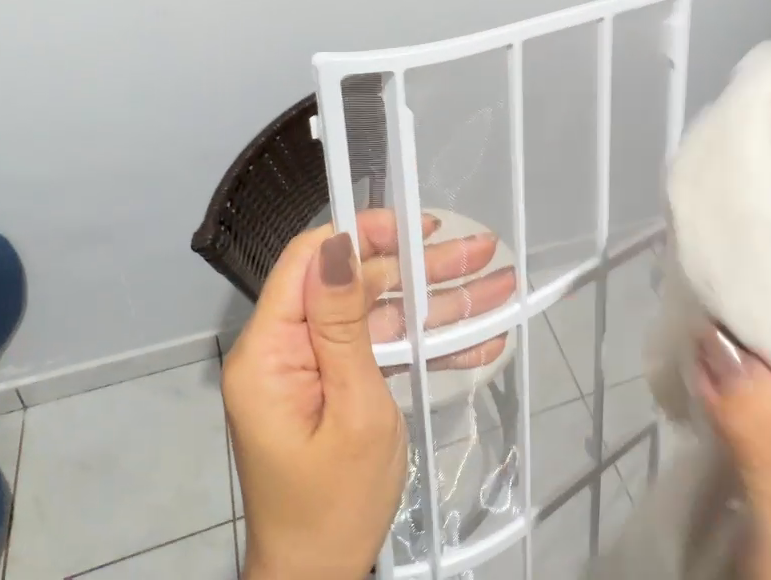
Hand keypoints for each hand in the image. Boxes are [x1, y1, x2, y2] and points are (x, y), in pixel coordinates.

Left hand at [222, 212, 519, 579]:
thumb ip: (345, 325)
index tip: (415, 227)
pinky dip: (427, 347)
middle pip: (354, 284)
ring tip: (499, 284)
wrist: (321, 577)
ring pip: (378, 315)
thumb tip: (338, 245)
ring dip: (438, 304)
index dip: (361, 233)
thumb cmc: (336, 503)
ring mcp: (312, 368)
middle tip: (481, 251)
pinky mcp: (335, 387)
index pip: (309, 262)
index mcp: (271, 350)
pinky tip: (483, 339)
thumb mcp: (354, 409)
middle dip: (420, 269)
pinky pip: (381, 351)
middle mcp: (286, 349)